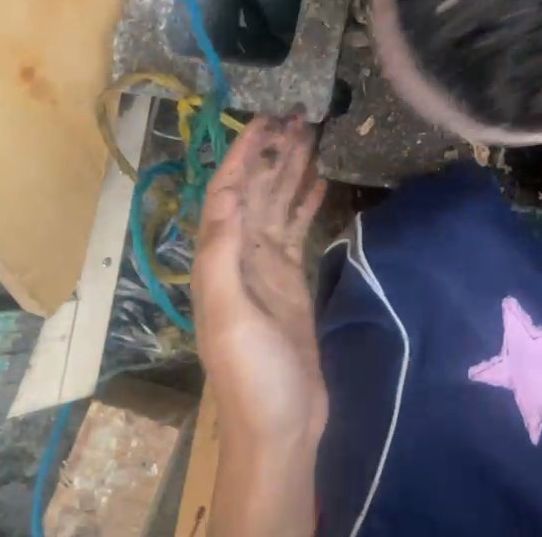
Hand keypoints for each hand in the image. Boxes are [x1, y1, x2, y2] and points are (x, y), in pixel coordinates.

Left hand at [193, 112, 328, 443]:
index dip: (245, 155)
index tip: (268, 121)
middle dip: (273, 152)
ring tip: (313, 134)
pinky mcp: (293, 279)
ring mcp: (269, 266)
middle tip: (300, 115)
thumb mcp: (229, 318)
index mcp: (220, 259)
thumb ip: (221, 257)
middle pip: (255, 190)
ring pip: (279, 203)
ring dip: (292, 168)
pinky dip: (307, 201)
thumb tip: (226, 196)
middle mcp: (241, 255)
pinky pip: (298, 227)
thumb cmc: (251, 374)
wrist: (281, 425)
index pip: (229, 193)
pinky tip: (321, 179)